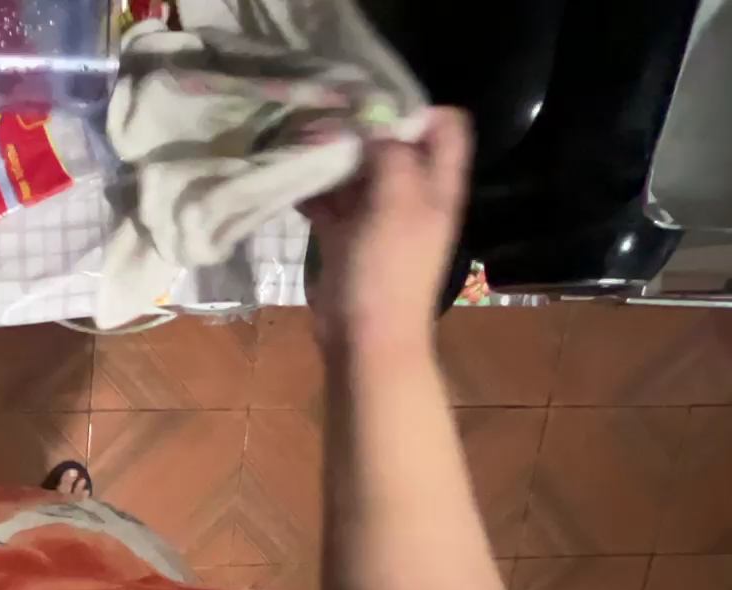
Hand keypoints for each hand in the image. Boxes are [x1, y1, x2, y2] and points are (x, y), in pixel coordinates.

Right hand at [301, 107, 471, 350]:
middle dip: (357, 133)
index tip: (368, 111)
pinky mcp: (343, 240)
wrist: (365, 336)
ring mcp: (374, 218)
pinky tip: (289, 186)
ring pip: (355, 175)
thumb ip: (391, 158)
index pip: (442, 125)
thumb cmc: (387, 273)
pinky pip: (329, 206)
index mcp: (435, 184)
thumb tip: (372, 123)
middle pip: (390, 147)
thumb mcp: (397, 206)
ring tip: (296, 151)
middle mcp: (408, 195)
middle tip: (319, 127)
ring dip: (329, 163)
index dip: (411, 111)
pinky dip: (311, 194)